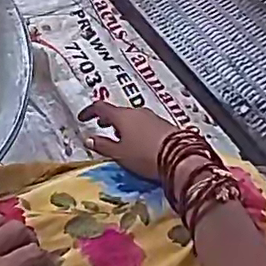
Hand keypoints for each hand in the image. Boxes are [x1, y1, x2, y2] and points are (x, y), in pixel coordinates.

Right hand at [78, 100, 200, 187]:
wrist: (182, 158)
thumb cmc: (145, 155)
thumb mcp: (119, 153)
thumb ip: (102, 145)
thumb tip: (88, 139)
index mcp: (122, 116)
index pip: (100, 107)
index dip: (89, 111)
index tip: (82, 118)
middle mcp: (137, 112)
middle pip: (118, 111)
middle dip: (107, 119)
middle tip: (101, 126)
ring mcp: (152, 118)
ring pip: (132, 117)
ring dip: (123, 124)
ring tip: (119, 137)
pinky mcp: (164, 125)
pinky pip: (144, 123)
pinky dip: (136, 129)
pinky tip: (138, 142)